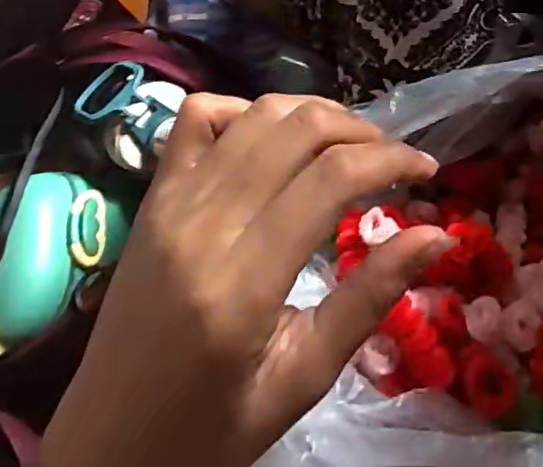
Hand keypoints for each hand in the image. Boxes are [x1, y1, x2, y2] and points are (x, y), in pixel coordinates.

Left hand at [43, 94, 453, 466]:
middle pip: (298, 129)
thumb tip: (437, 235)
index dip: (391, 161)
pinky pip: (197, 118)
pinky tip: (273, 140)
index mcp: (243, 283)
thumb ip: (370, 297)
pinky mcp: (153, 195)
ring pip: (256, 114)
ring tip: (349, 143)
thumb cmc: (212, 428)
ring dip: (315, 113)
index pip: (331, 179)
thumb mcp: (304, 377)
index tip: (427, 169)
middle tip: (394, 158)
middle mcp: (204, 224)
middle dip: (362, 130)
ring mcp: (171, 201)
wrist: (105, 446)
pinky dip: (246, 110)